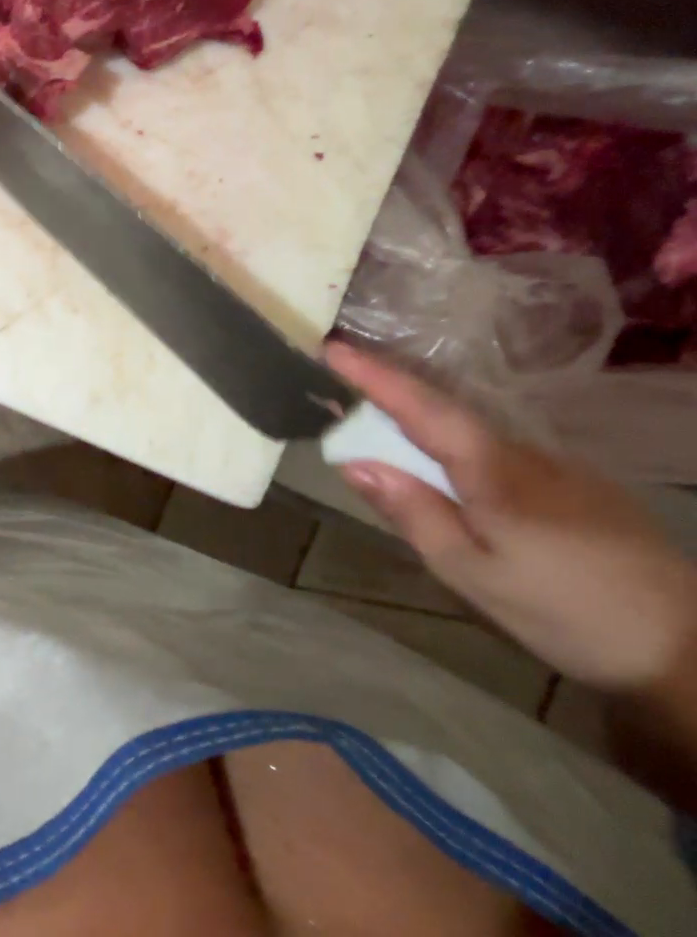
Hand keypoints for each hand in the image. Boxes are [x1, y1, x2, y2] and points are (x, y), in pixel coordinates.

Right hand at [326, 343, 696, 691]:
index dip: (378, 378)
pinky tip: (443, 475)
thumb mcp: (467, 571)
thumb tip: (356, 464)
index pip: (426, 412)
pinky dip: (456, 451)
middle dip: (392, 395)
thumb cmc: (562, 612)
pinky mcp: (579, 490)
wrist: (686, 647)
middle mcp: (531, 458)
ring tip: (375, 431)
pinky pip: (499, 457)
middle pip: (449, 416)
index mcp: (497, 475)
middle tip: (339, 383)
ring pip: (475, 437)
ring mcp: (562, 472)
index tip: (334, 349)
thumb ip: (413, 513)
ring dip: (421, 426)